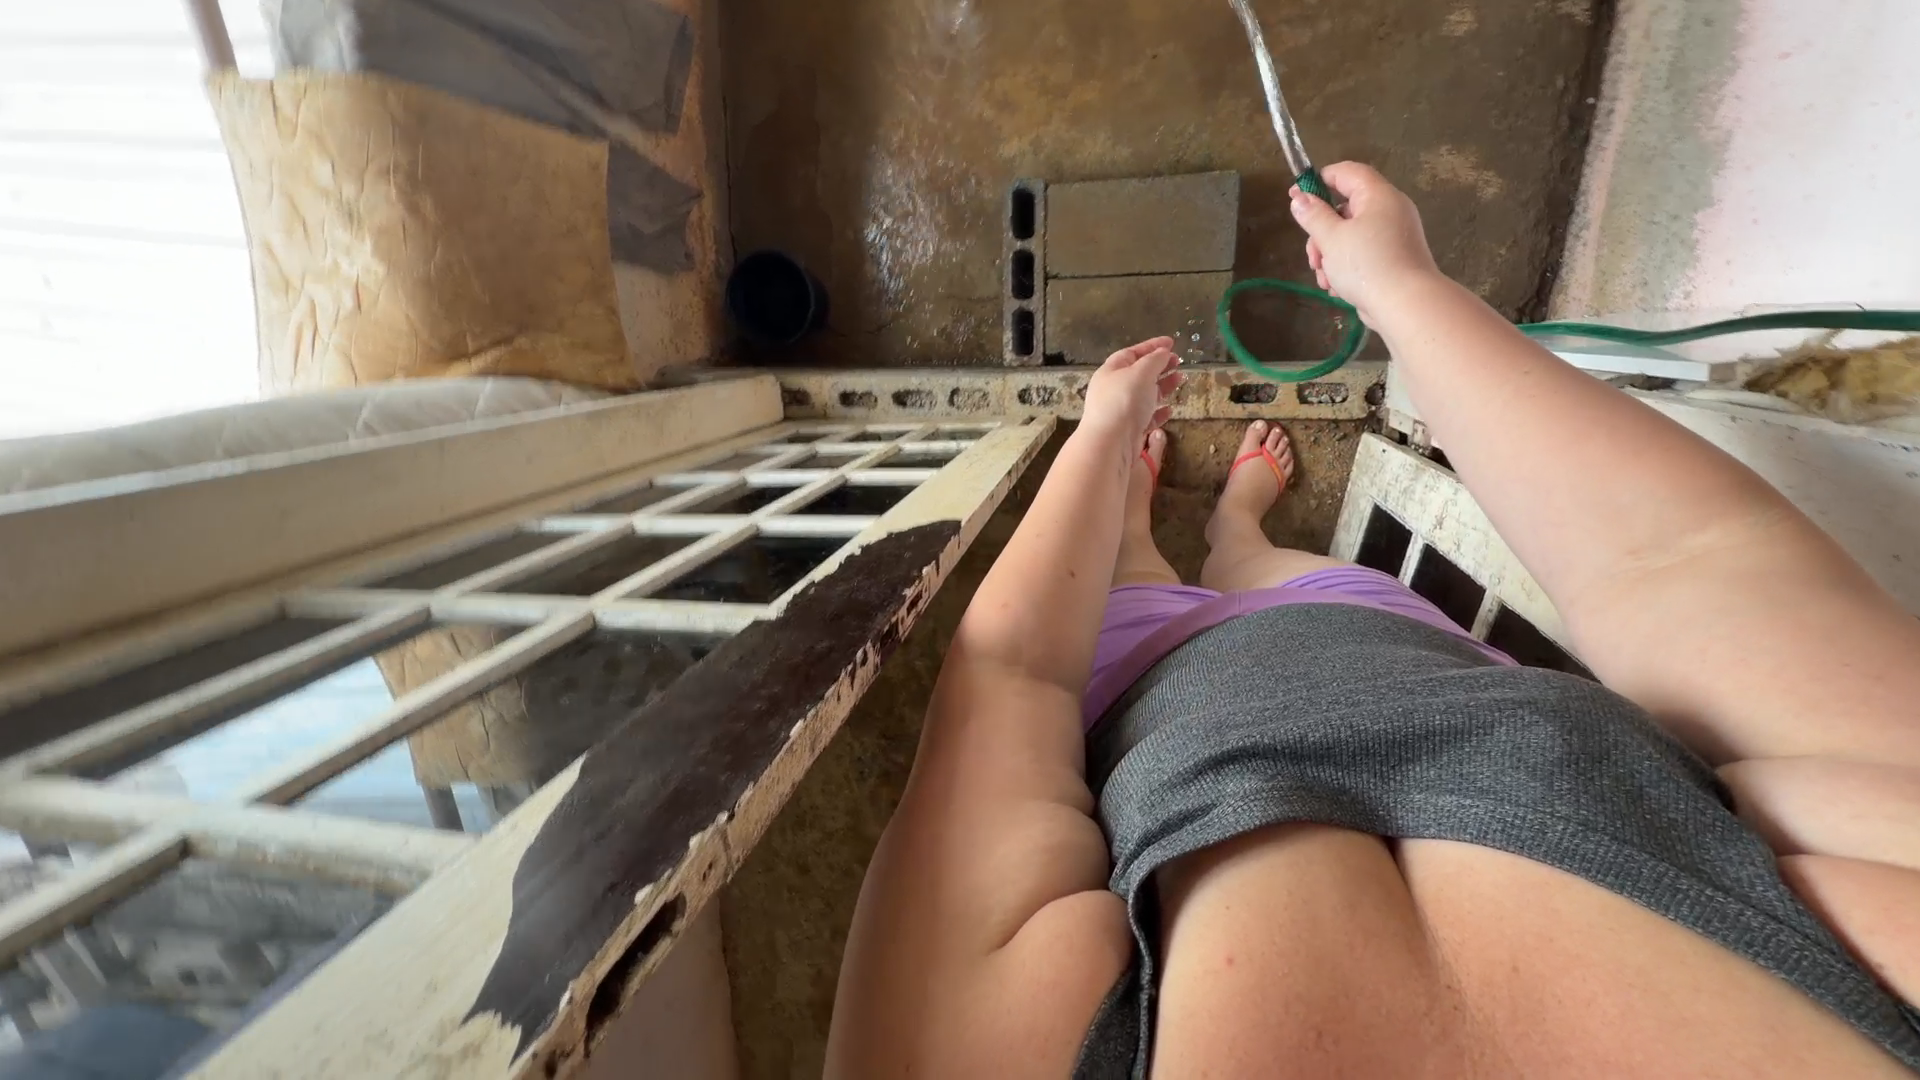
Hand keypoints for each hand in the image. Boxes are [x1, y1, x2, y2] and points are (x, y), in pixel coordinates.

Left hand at [1081, 337, 1183, 440]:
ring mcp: (1121, 411)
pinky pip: (1146, 417)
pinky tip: (1169, 409)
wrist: (1111, 443)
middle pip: (1139, 374)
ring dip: (1163, 387)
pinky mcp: (1129, 431)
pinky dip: (1158, 412)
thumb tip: (1163, 353)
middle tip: (1178, 362)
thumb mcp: (1141, 372)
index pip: (1132, 353)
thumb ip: (1155, 360)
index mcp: (1111, 371)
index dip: (1152, 346)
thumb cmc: (1124, 401)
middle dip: (1159, 366)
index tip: (1171, 342)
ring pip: (1144, 395)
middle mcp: (1113, 390)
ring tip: (1180, 380)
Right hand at [1291, 162, 1442, 324]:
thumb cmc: (1366, 264)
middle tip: (1313, 257)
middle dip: (1321, 234)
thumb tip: (1300, 199)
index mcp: (1378, 196)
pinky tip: (1337, 286)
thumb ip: (1313, 216)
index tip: (1296, 196)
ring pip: (1350, 236)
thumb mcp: (1331, 238)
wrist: (1404, 302)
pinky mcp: (1392, 257)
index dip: (1319, 180)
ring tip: (1325, 278)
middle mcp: (1389, 210)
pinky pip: (1362, 253)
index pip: (1347, 173)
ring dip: (1330, 256)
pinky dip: (1345, 266)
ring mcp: (1393, 235)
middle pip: (1345, 210)